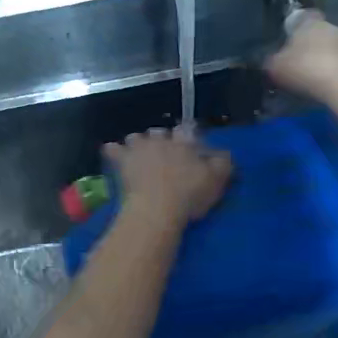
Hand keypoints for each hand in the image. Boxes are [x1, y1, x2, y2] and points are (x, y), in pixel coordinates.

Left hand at [103, 128, 231, 228]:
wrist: (157, 208)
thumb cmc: (190, 195)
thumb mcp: (217, 180)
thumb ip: (223, 163)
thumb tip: (225, 154)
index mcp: (184, 141)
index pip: (187, 129)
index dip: (188, 136)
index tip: (190, 147)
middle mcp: (160, 139)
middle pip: (159, 132)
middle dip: (161, 140)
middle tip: (164, 156)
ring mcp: (138, 148)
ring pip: (136, 137)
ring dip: (138, 144)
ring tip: (140, 156)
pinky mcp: (122, 161)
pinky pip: (112, 149)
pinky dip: (113, 152)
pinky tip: (113, 155)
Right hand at [266, 9, 337, 98]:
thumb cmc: (302, 67)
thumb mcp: (274, 66)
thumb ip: (271, 59)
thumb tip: (270, 60)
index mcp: (309, 20)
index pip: (301, 16)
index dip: (293, 27)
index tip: (285, 40)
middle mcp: (330, 26)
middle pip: (315, 33)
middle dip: (306, 46)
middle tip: (293, 62)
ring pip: (328, 49)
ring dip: (319, 59)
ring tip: (306, 77)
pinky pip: (337, 65)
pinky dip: (328, 72)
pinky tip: (319, 85)